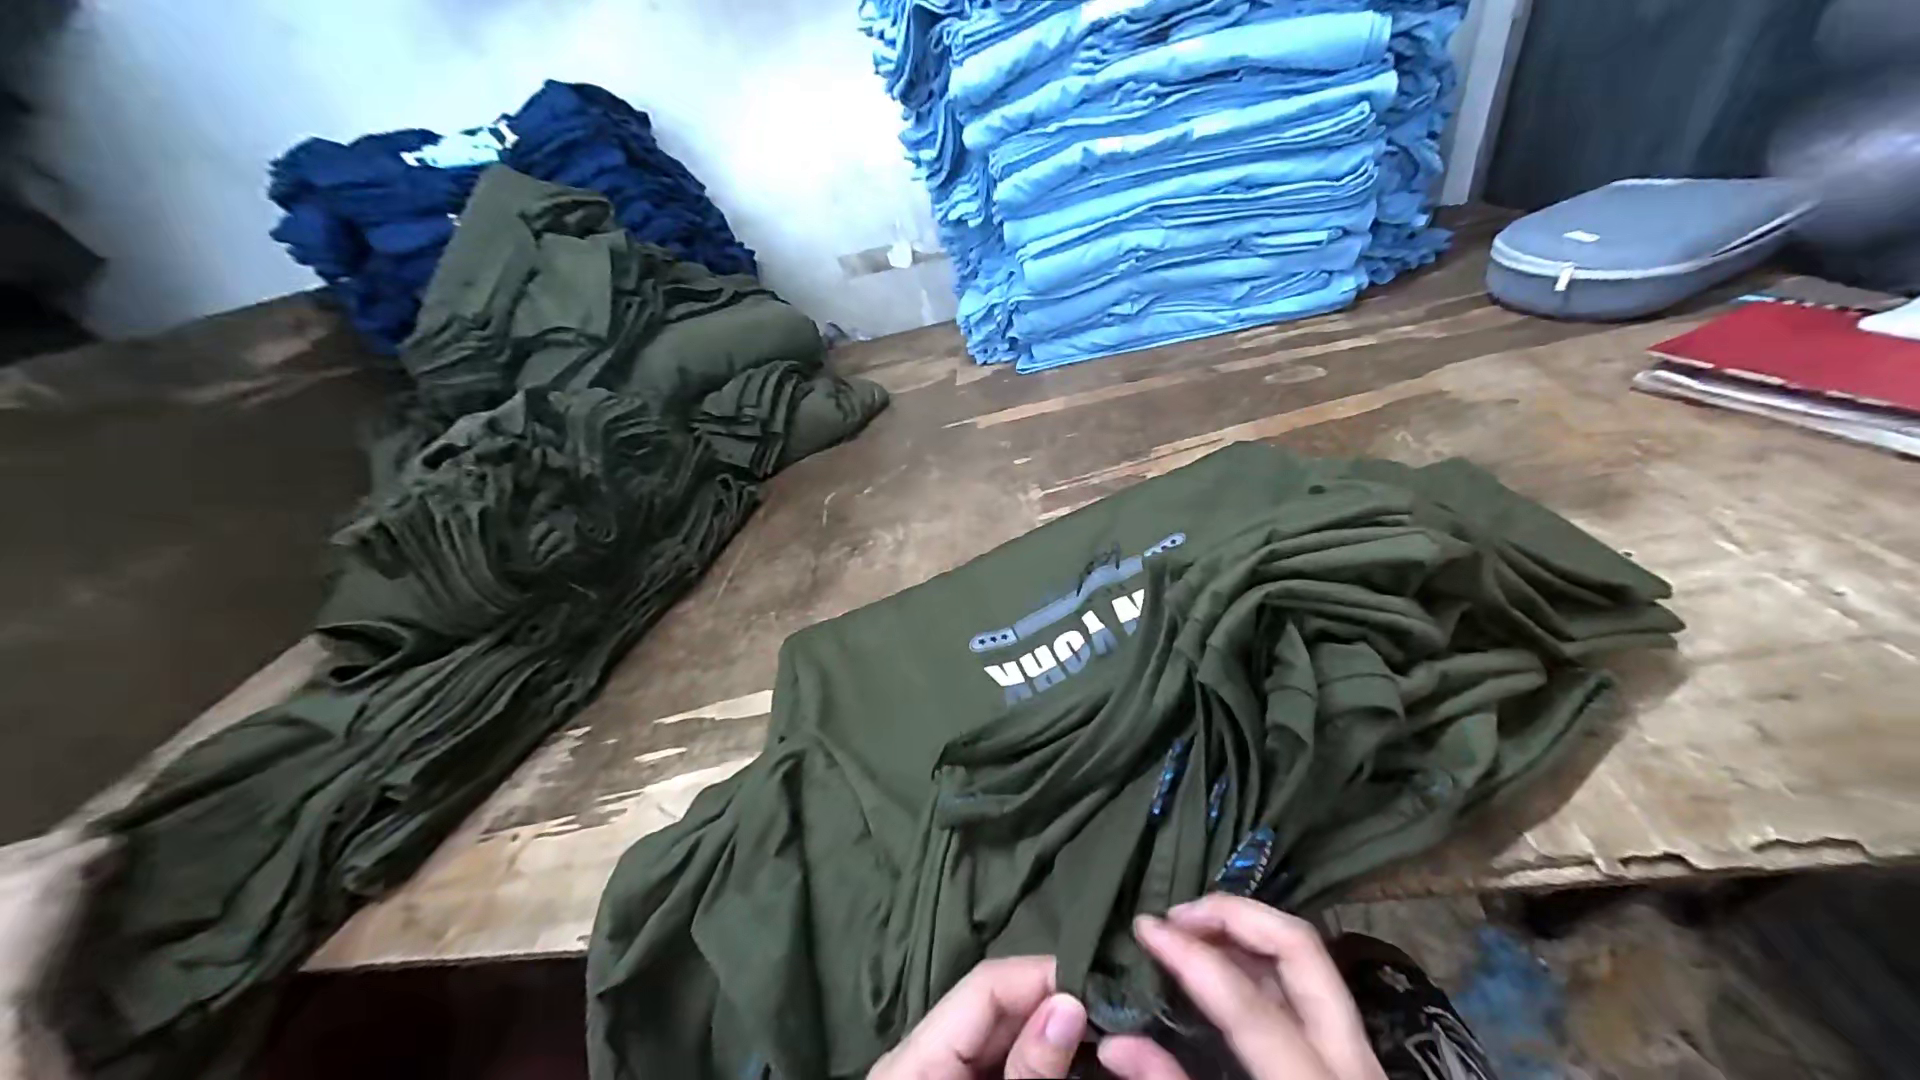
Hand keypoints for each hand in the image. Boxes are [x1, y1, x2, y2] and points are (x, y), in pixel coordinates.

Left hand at [870, 956, 1089, 1079]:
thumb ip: (1027, 1070)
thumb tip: (1071, 1002)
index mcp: (914, 1054)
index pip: (984, 984)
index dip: (1040, 974)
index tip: (1099, 982)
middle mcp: (923, 1052)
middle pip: (995, 1004)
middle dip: (1053, 1001)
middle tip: (1114, 1007)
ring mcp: (940, 1069)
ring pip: (1003, 1030)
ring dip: (1052, 1027)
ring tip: (1105, 1026)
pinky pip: (1001, 1056)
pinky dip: (1039, 1055)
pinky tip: (1079, 1054)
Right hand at [1097, 896, 1384, 1079]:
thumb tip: (1113, 1043)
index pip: (1247, 1003)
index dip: (1189, 955)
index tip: (1144, 927)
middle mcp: (1353, 1065)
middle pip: (1300, 948)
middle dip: (1232, 915)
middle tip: (1176, 916)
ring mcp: (1361, 1059)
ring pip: (1307, 956)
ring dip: (1244, 929)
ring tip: (1191, 930)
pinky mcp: (1354, 1061)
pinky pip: (1305, 983)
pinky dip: (1258, 957)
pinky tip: (1221, 965)